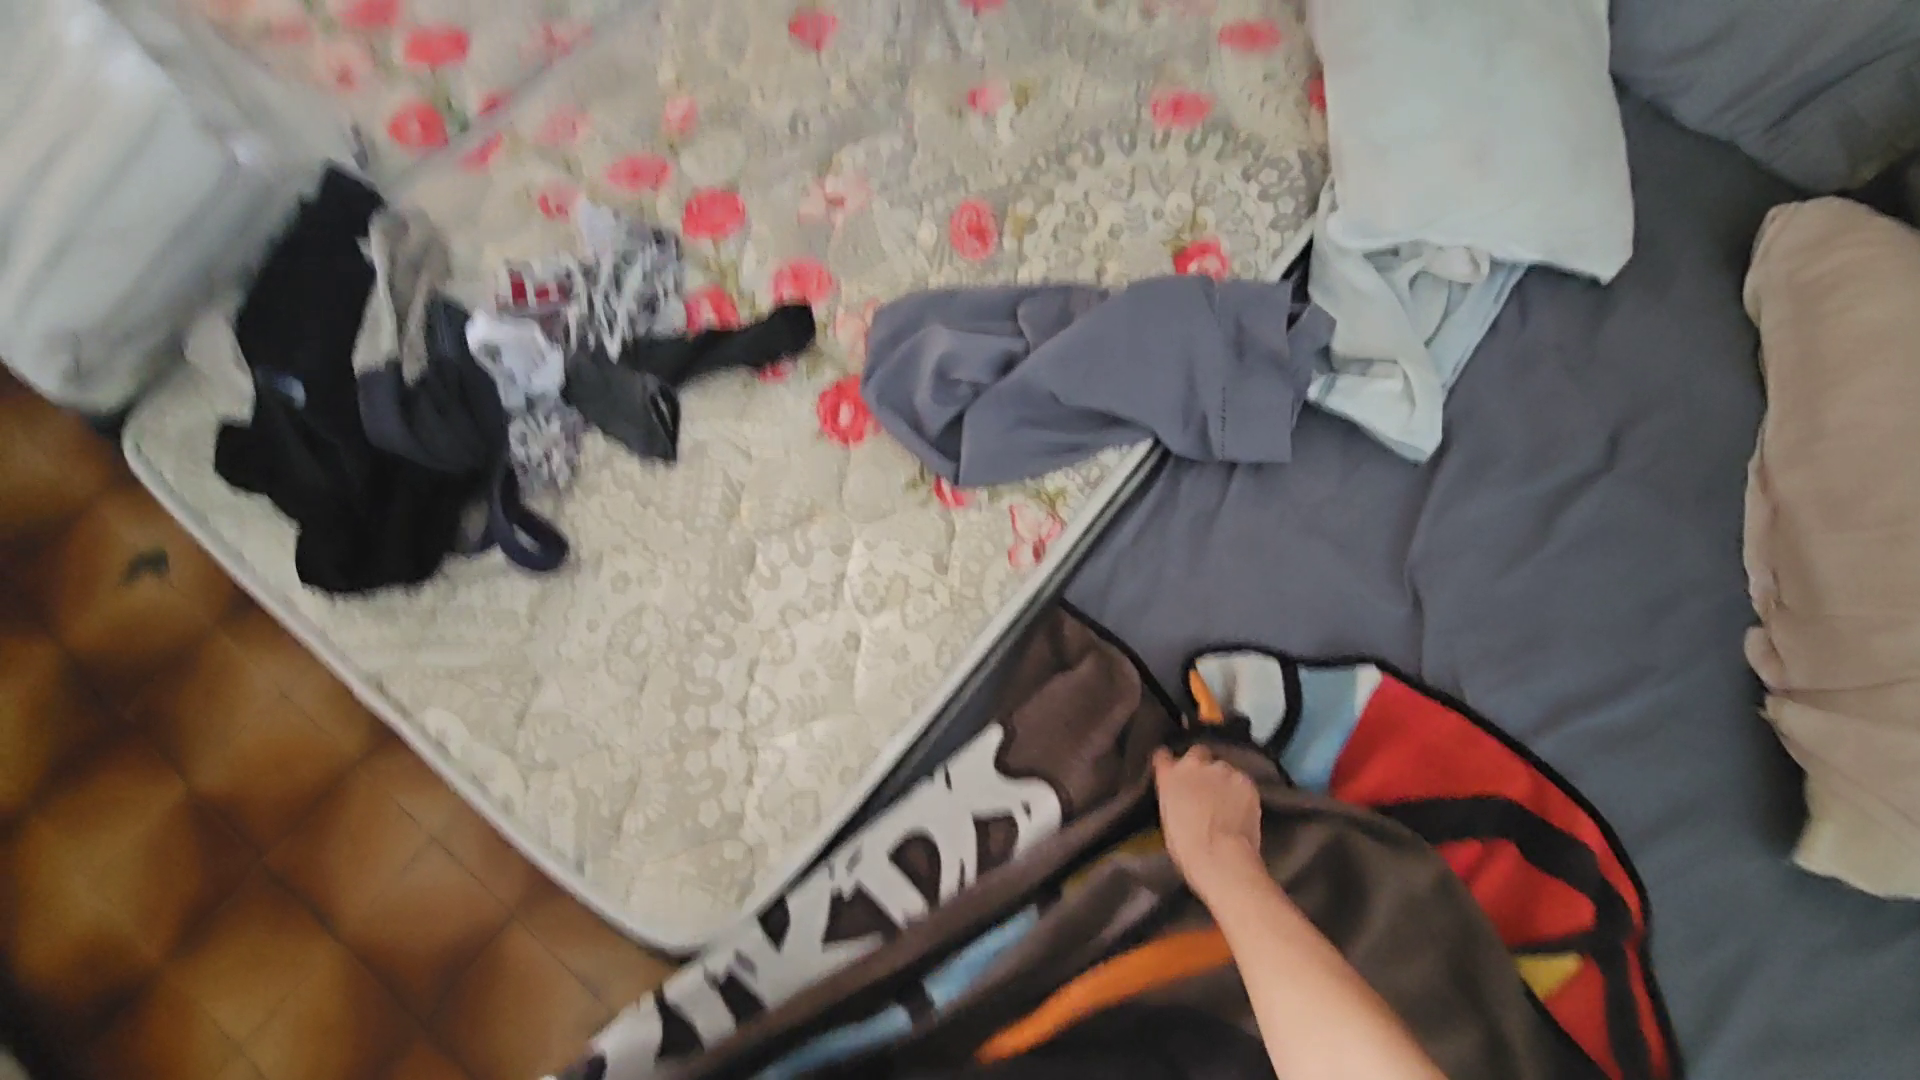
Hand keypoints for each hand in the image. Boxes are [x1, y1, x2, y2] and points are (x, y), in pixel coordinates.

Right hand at [1153, 745, 1264, 901]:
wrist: (1220, 855)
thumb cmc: (1187, 846)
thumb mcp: (1169, 818)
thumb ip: (1174, 797)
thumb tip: (1182, 797)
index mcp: (1168, 776)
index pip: (1163, 756)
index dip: (1169, 762)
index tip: (1172, 768)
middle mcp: (1193, 765)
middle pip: (1197, 753)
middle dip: (1201, 764)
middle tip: (1205, 785)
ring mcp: (1221, 770)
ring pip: (1223, 767)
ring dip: (1223, 779)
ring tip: (1227, 801)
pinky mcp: (1245, 780)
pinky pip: (1242, 781)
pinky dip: (1241, 790)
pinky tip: (1242, 807)